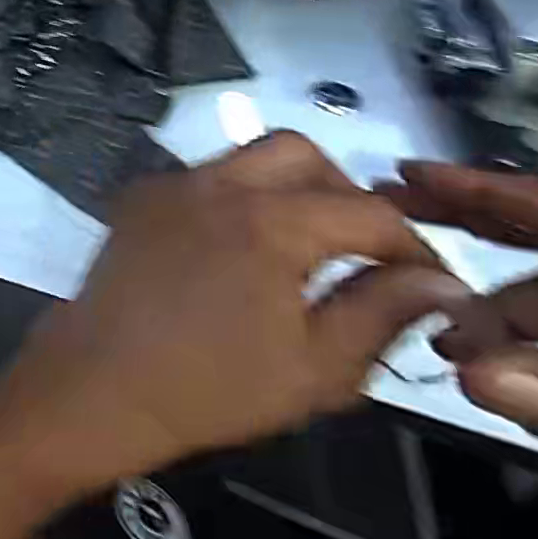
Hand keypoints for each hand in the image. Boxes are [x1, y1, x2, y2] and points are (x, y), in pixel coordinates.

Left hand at [0, 133, 470, 493]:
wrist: (100, 382)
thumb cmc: (211, 387)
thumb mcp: (315, 367)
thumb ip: (381, 312)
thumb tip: (437, 281)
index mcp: (270, 223)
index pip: (366, 210)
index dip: (412, 244)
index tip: (428, 279)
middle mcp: (218, 182)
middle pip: (301, 151)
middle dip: (342, 189)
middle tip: (357, 244)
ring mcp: (172, 182)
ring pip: (247, 155)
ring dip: (287, 186)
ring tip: (300, 244)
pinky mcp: (141, 194)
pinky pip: (204, 175)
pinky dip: (236, 195)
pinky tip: (236, 245)